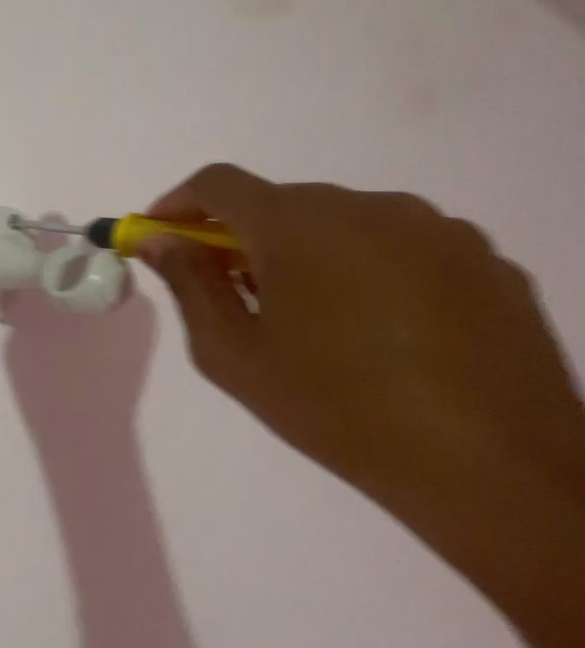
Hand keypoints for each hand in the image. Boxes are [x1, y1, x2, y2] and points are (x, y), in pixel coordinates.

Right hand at [141, 164, 584, 647]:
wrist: (487, 463)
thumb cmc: (331, 405)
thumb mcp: (230, 352)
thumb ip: (189, 284)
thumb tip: (159, 241)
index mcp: (299, 225)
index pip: (219, 183)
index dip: (177, 203)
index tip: (159, 237)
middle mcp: (371, 208)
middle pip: (283, 202)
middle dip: (243, 236)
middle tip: (231, 293)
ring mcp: (440, 231)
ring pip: (346, 223)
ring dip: (308, 253)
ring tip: (309, 320)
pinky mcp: (489, 262)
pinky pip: (404, 248)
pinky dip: (368, 271)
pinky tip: (375, 331)